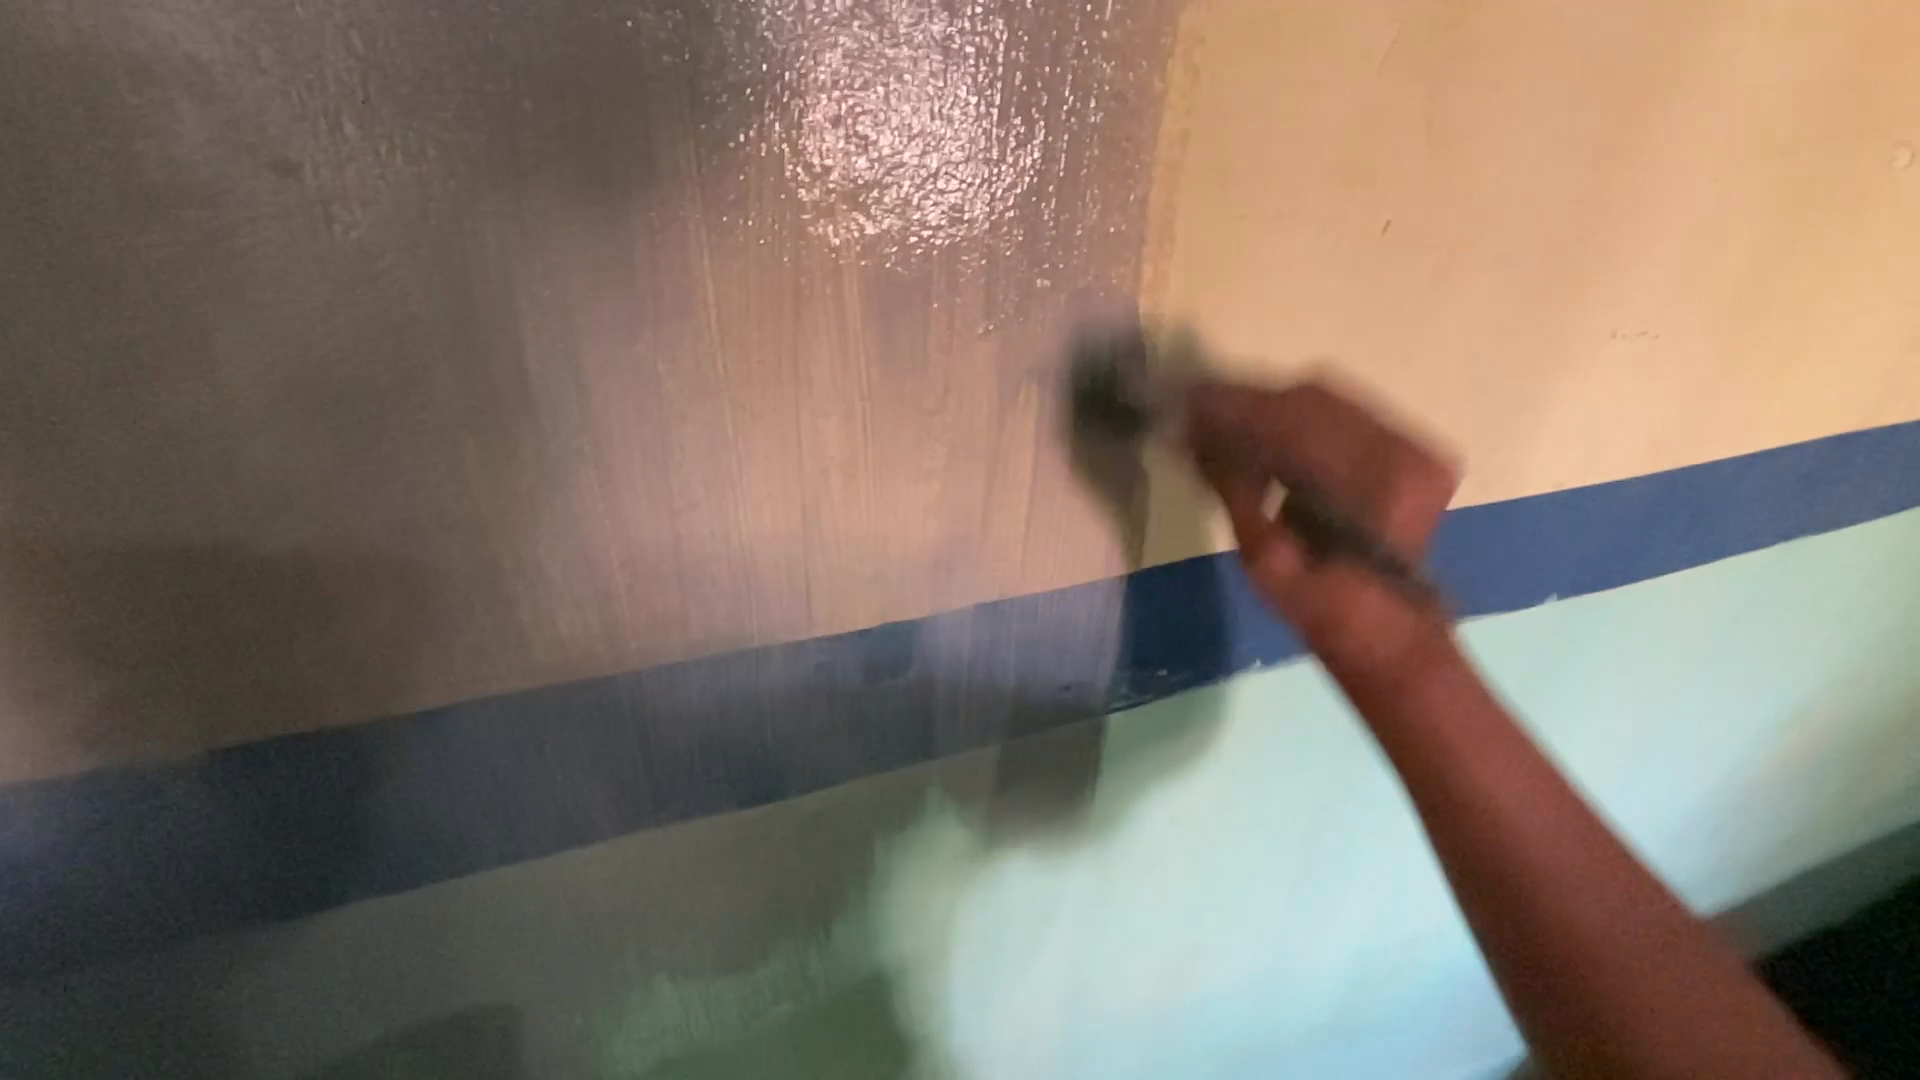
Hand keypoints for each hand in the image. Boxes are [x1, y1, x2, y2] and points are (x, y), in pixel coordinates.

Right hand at [1184, 379, 1458, 674]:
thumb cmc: (1319, 603)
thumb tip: (1194, 435)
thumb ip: (1233, 485)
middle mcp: (1406, 449)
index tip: (1189, 406)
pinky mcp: (1411, 447)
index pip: (1295, 423)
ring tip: (1226, 416)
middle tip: (1201, 408)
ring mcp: (1415, 445)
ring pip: (1328, 401)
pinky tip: (1264, 428)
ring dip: (1272, 407)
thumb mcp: (1261, 552)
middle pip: (1313, 399)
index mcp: (1376, 481)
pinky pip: (1345, 414)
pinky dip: (1299, 418)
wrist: (1383, 628)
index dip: (1235, 410)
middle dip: (1251, 402)